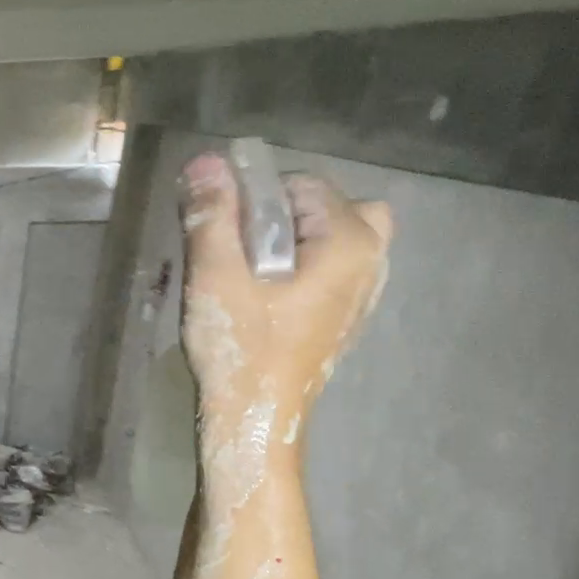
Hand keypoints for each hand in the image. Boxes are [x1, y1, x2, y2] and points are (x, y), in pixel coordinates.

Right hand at [179, 151, 393, 416]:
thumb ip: (212, 217)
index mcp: (351, 241)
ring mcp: (365, 291)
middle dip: (276, 219)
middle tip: (235, 254)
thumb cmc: (241, 347)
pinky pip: (330, 270)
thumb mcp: (216, 278)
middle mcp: (373, 259)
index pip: (300, 185)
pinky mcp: (347, 317)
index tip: (217, 231)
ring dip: (289, 243)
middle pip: (323, 208)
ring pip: (330, 239)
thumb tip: (205, 161)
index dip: (252, 198)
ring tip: (248, 275)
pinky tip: (265, 299)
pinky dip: (300, 269)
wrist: (256, 417)